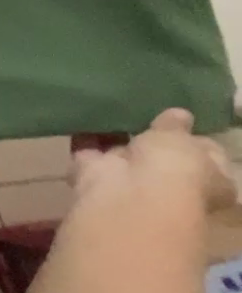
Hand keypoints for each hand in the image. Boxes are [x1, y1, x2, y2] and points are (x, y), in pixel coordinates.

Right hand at [74, 108, 235, 214]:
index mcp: (210, 179)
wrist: (128, 190)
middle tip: (141, 106)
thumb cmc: (175, 167)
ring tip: (110, 102)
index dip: (194, 135)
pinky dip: (84, 131)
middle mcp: (172, 181)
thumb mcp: (182, 138)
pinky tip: (82, 110)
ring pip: (122, 149)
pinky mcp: (95, 171)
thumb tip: (179, 114)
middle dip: (149, 134)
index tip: (179, 117)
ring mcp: (131, 177)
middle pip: (161, 153)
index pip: (206, 154)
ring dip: (115, 131)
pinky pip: (88, 146)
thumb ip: (177, 125)